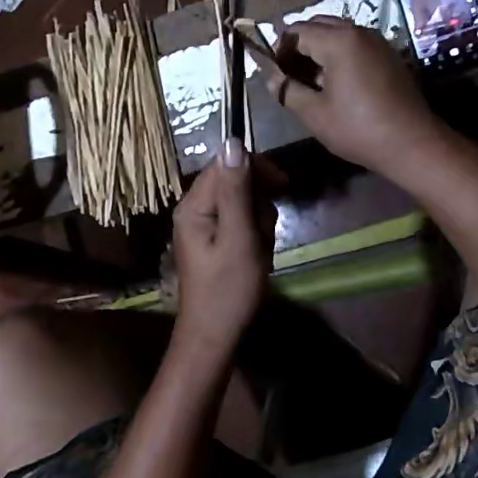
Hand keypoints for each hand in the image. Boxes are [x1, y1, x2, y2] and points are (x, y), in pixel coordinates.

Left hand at [171, 139, 273, 348]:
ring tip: (261, 249)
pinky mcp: (215, 240)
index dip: (256, 169)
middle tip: (266, 231)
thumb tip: (232, 141)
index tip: (283, 185)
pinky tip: (259, 255)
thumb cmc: (228, 289)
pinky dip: (256, 234)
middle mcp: (194, 210)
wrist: (215, 336)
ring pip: (244, 203)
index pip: (226, 164)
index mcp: (194, 205)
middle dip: (259, 202)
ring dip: (261, 221)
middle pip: (235, 181)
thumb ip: (236, 190)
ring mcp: (204, 226)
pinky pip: (242, 222)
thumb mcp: (238, 237)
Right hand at [266, 17, 446, 174]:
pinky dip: (339, 54)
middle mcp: (359, 32)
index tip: (274, 74)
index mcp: (339, 41)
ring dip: (319, 49)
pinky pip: (356, 44)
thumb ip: (287, 90)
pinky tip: (335, 83)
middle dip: (299, 45)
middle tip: (289, 75)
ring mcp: (378, 42)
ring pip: (338, 33)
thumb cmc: (359, 129)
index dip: (279, 50)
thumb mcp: (315, 114)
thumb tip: (270, 77)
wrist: (412, 144)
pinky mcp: (389, 55)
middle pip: (318, 25)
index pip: (296, 31)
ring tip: (310, 81)